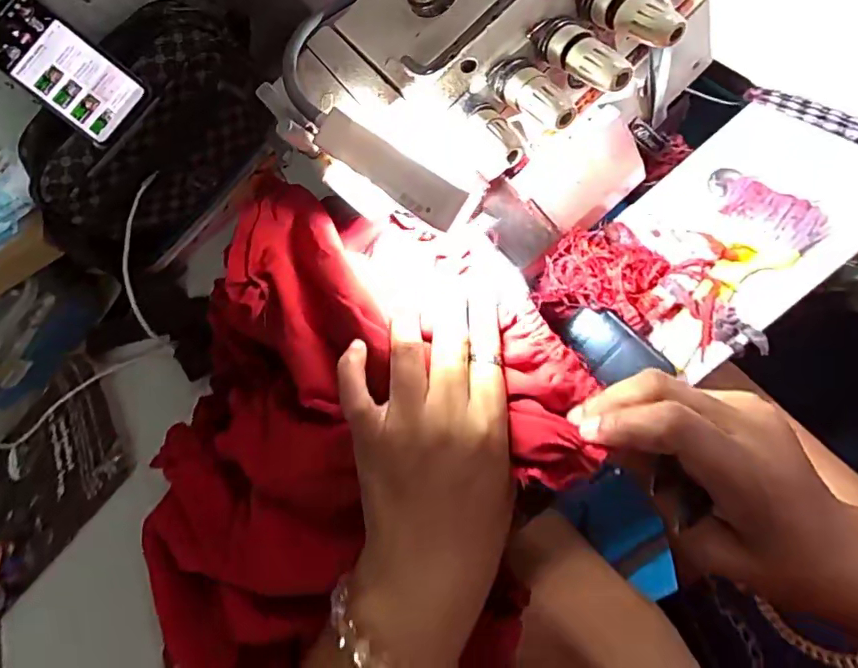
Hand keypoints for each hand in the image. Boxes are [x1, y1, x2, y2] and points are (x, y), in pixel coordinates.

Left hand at [337, 297, 513, 664]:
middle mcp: (447, 414)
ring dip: (407, 321)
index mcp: (487, 426)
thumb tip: (486, 374)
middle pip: (451, 342)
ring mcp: (403, 422)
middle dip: (450, 307)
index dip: (484, 316)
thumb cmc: (477, 529)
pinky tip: (358, 345)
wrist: (425, 572)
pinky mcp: (368, 435)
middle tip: (446, 286)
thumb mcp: (504, 472)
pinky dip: (353, 363)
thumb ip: (497, 421)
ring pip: (406, 352)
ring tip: (409, 303)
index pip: (488, 354)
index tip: (479, 290)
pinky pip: (356, 388)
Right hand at [570, 370, 857, 609]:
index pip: (675, 424)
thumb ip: (664, 503)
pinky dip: (654, 406)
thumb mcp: (717, 555)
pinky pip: (687, 396)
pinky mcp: (745, 402)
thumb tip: (619, 456)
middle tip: (577, 421)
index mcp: (747, 468)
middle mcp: (748, 422)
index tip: (585, 435)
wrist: (845, 550)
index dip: (625, 422)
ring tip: (597, 422)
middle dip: (615, 399)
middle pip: (667, 388)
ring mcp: (749, 405)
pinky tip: (638, 427)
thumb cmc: (784, 567)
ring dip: (629, 399)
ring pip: (672, 385)